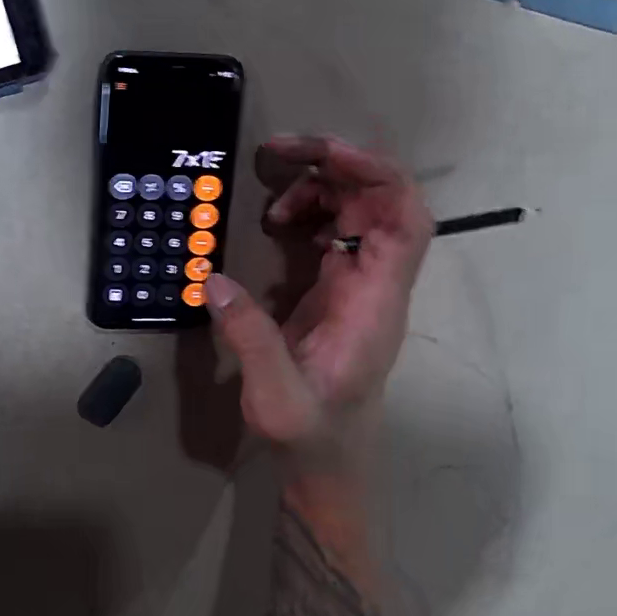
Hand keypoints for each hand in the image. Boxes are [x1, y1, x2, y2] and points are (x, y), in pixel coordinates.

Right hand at [204, 135, 432, 473]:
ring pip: (362, 210)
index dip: (374, 175)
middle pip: (384, 201)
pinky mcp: (339, 288)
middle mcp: (378, 283)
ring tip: (272, 199)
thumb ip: (251, 339)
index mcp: (376, 301)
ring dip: (321, 188)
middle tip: (278, 154)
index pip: (404, 220)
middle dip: (337, 165)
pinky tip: (278, 221)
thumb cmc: (311, 434)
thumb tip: (212, 279)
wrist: (327, 462)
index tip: (322, 153)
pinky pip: (339, 230)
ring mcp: (361, 283)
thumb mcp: (276, 398)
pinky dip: (312, 211)